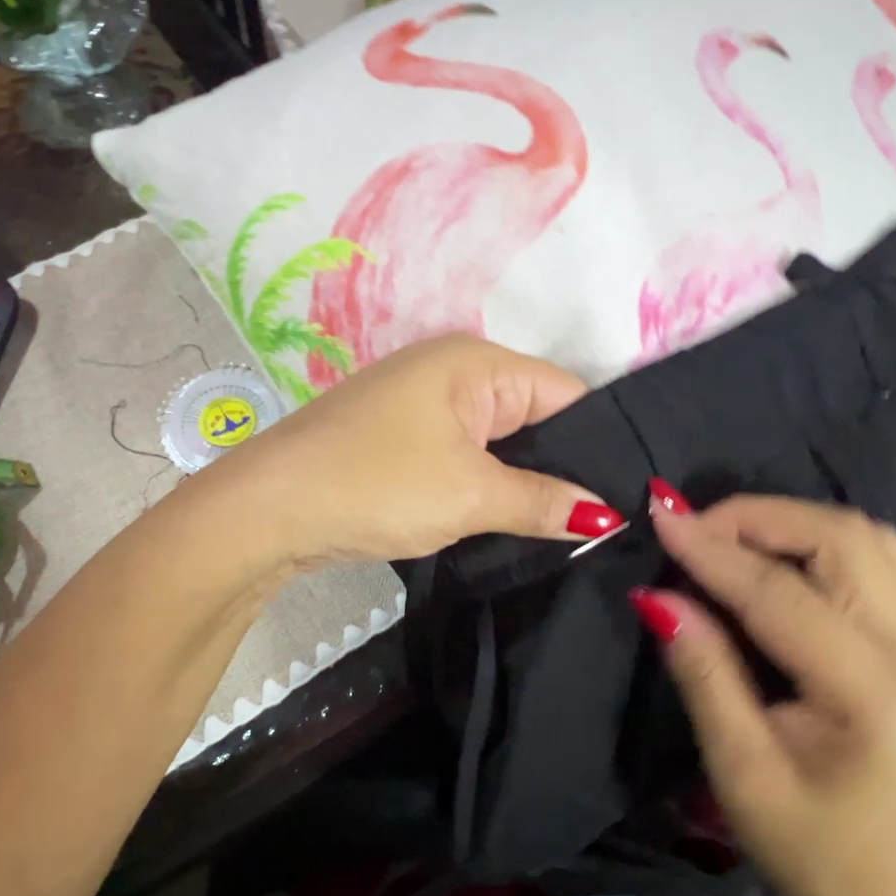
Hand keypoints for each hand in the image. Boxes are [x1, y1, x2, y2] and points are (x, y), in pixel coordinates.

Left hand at [199, 334, 621, 565]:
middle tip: (602, 529)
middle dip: (563, 468)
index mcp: (476, 361)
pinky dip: (485, 489)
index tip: (628, 502)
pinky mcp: (399, 443)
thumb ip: (544, 502)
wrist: (267, 511)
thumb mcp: (470, 495)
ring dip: (524, 485)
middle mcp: (451, 371)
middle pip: (534, 416)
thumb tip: (606, 517)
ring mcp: (420, 407)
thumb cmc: (375, 485)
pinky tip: (506, 525)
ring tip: (565, 534)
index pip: (567, 394)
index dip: (600, 446)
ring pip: (498, 443)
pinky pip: (464, 459)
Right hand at [630, 492, 895, 895]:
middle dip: (758, 519)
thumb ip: (705, 673)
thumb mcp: (739, 768)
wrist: (887, 886)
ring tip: (723, 537)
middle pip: (843, 539)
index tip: (660, 518)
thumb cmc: (807, 843)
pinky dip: (814, 541)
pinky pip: (873, 559)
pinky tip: (771, 558)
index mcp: (875, 694)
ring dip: (788, 523)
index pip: (784, 595)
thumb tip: (658, 597)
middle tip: (691, 528)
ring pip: (864, 537)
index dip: (715, 552)